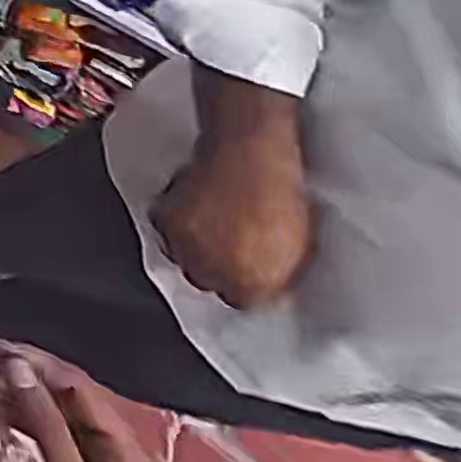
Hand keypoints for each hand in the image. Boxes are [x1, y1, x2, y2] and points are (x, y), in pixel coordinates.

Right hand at [0, 344, 184, 461]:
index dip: (35, 361)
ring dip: (30, 402)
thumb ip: (52, 434)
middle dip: (29, 379)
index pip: (79, 385)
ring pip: (71, 425)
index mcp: (136, 457)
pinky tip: (15, 425)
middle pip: (76, 403)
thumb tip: (20, 371)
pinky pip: (71, 449)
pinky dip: (39, 429)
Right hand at [153, 136, 310, 309]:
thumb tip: (265, 279)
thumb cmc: (279, 198)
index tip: (249, 276)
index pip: (240, 302)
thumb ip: (276, 271)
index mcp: (250, 282)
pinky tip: (188, 210)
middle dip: (213, 269)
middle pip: (202, 280)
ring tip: (207, 228)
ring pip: (178, 255)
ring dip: (189, 246)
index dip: (244, 286)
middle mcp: (210, 270)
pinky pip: (162, 229)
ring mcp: (183, 244)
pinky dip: (172, 222)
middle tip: (226, 252)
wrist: (248, 160)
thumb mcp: (298, 246)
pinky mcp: (163, 218)